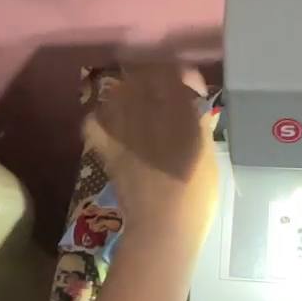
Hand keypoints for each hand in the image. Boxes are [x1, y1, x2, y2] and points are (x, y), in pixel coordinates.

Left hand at [83, 65, 219, 242]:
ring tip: (136, 104)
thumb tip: (195, 111)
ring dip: (127, 93)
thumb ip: (199, 128)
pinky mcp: (107, 148)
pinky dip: (99, 119)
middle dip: (155, 78)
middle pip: (145, 77)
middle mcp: (150, 113)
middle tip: (163, 90)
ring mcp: (124, 130)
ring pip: (118, 93)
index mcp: (181, 113)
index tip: (192, 87)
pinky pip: (93, 123)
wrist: (164, 227)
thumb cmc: (197, 197)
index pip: (177, 73)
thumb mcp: (208, 157)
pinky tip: (109, 124)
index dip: (183, 74)